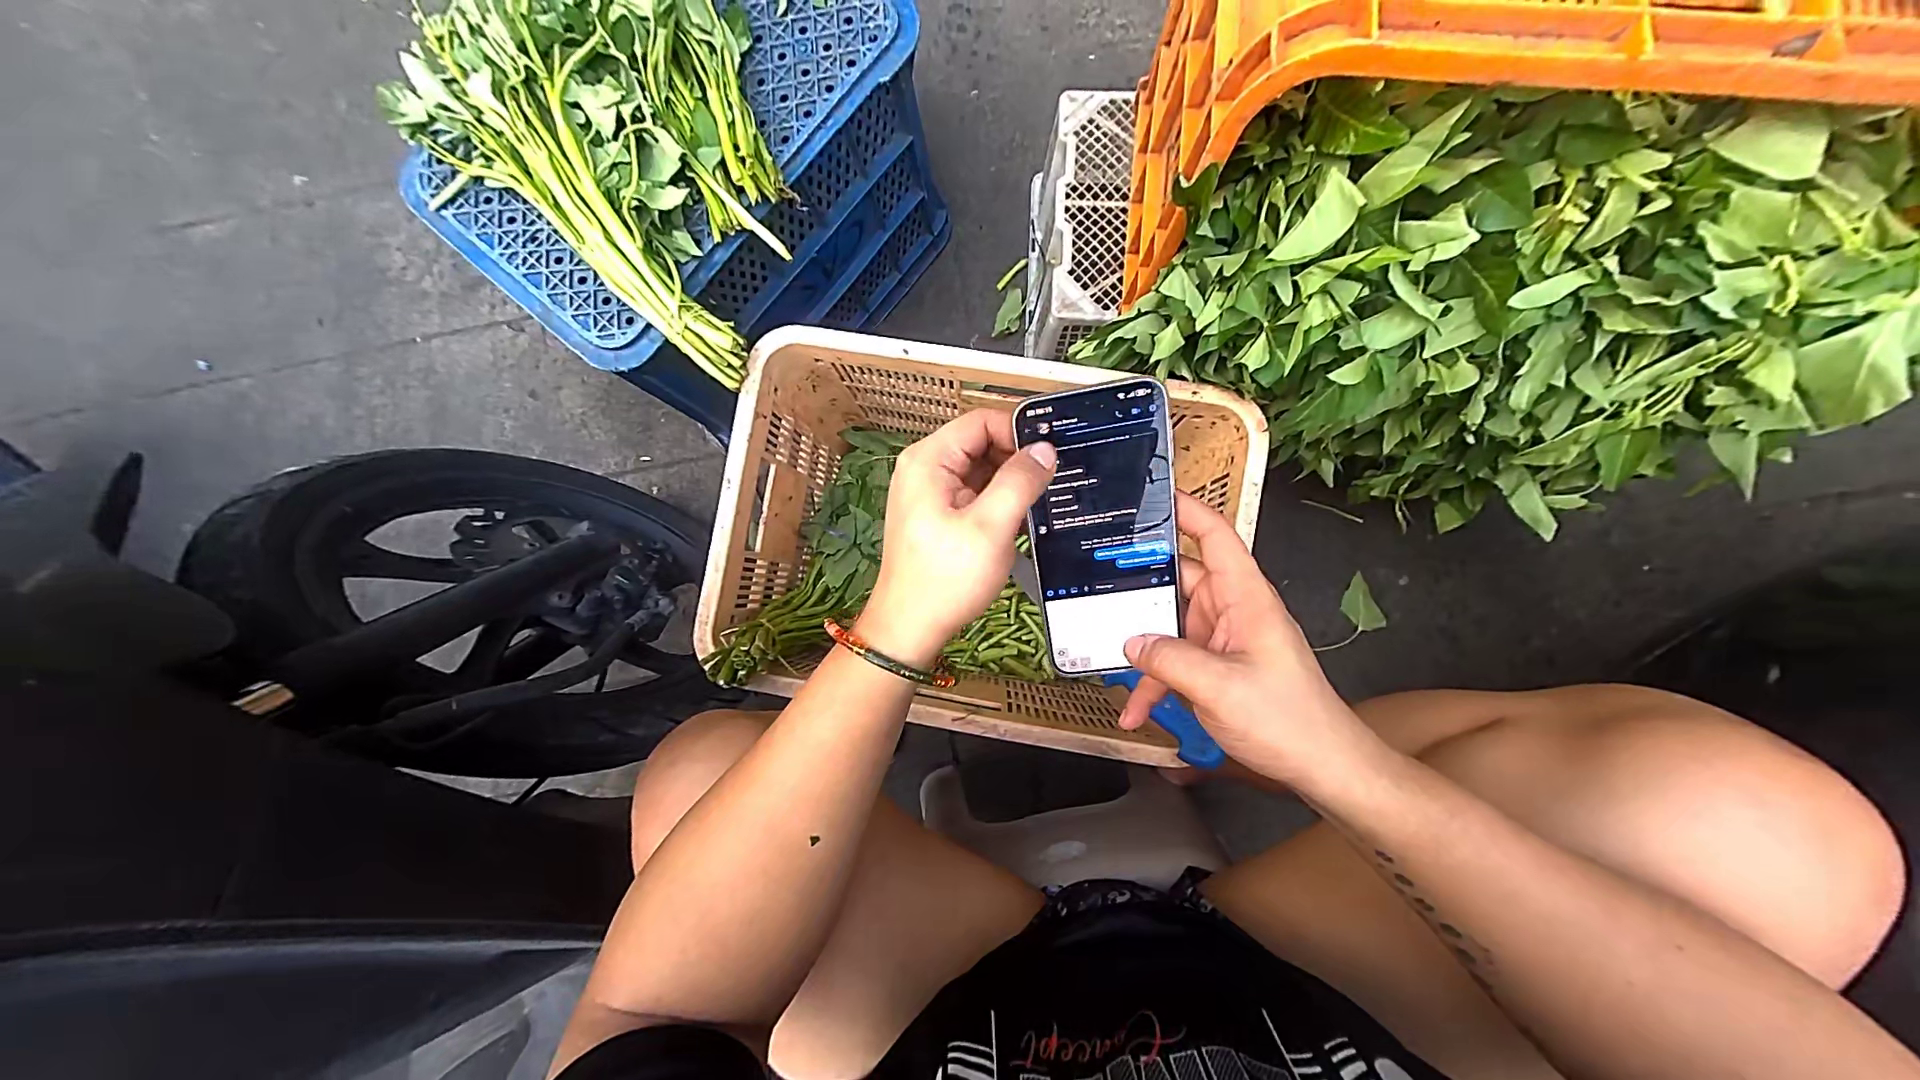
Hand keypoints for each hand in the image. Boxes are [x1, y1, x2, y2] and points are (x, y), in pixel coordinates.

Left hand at [856, 409, 1055, 667]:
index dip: (1018, 433)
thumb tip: (1044, 450)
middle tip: (1045, 487)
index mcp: (929, 460)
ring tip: (1031, 509)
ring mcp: (929, 492)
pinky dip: (997, 502)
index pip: (981, 421)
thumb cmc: (944, 580)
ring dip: (1009, 485)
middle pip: (981, 443)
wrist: (911, 627)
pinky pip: (974, 493)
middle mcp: (924, 469)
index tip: (1048, 457)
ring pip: (981, 470)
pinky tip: (1013, 523)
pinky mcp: (938, 514)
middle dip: (1016, 461)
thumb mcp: (990, 527)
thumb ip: (1020, 481)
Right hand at [1116, 492, 1384, 789]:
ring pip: (1168, 624)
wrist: (1320, 766)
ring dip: (1141, 645)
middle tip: (1097, 579)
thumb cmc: (1290, 721)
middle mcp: (1231, 610)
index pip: (1215, 536)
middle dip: (1140, 584)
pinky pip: (1173, 662)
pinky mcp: (1213, 665)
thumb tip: (1130, 643)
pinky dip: (1152, 682)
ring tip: (1106, 652)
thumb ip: (1167, 659)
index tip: (1152, 496)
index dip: (1186, 510)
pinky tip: (1135, 708)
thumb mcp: (1219, 687)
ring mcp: (1220, 638)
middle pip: (1179, 579)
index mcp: (1245, 598)